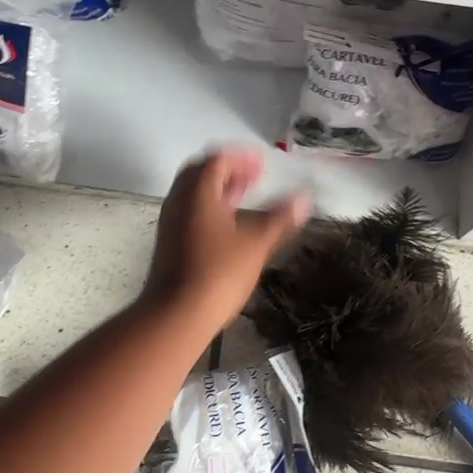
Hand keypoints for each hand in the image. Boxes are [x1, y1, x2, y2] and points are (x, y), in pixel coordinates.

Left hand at [142, 148, 309, 328]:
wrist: (175, 315)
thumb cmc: (217, 273)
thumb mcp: (256, 244)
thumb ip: (280, 218)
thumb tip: (304, 198)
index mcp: (197, 192)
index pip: (217, 160)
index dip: (241, 157)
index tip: (262, 164)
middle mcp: (179, 200)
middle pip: (201, 172)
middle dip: (228, 170)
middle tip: (254, 177)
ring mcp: (170, 222)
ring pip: (193, 192)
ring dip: (218, 188)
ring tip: (245, 197)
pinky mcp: (169, 242)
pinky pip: (189, 210)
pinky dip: (209, 206)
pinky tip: (229, 226)